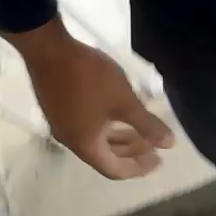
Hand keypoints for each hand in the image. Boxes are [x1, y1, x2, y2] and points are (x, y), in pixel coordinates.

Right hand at [5, 18, 174, 179]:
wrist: (46, 44)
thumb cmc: (88, 77)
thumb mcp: (125, 102)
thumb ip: (148, 126)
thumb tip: (169, 144)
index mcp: (86, 146)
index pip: (117, 170)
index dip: (140, 168)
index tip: (159, 159)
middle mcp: (71, 140)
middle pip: (106, 158)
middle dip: (132, 154)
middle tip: (153, 145)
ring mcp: (60, 124)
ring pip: (96, 142)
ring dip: (120, 139)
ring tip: (140, 131)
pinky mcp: (56, 108)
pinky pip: (86, 128)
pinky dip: (106, 128)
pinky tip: (117, 115)